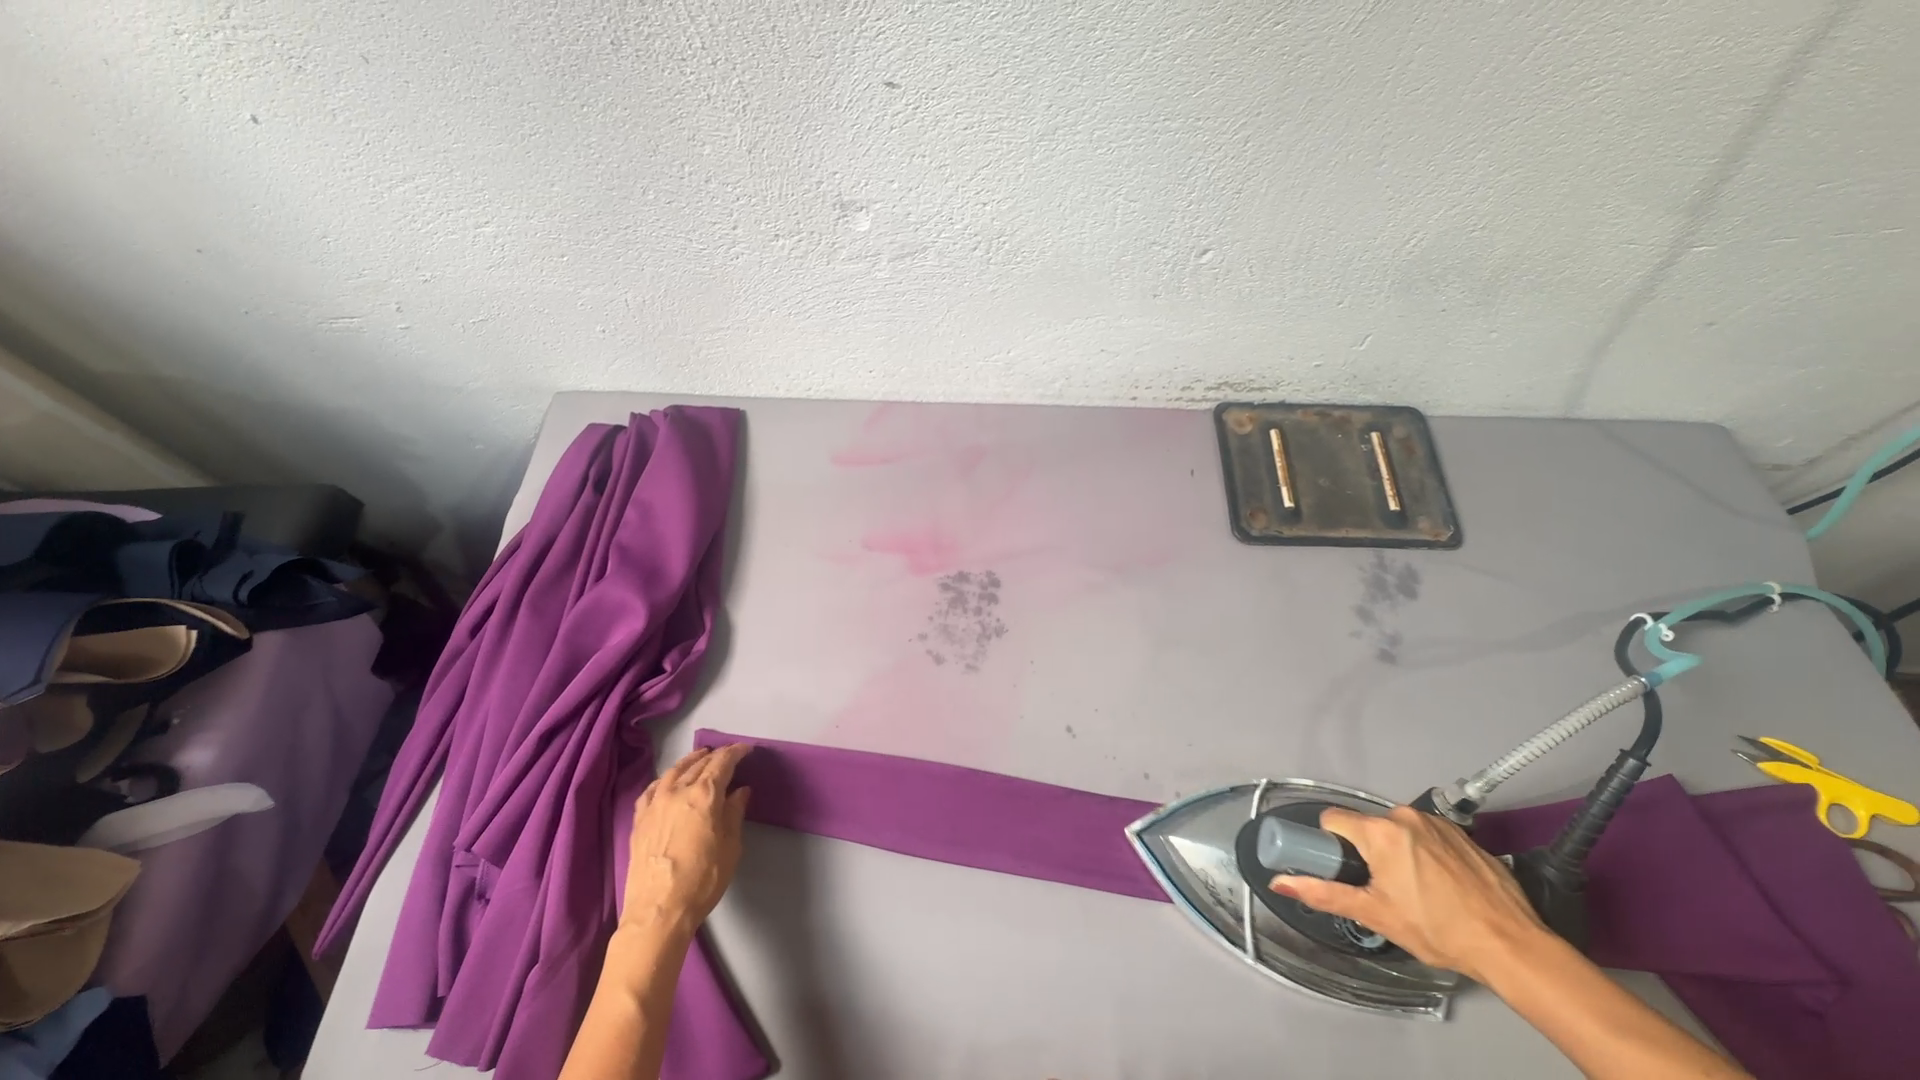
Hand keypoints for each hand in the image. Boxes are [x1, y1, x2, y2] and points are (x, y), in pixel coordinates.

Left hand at [622, 743, 752, 934]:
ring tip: (699, 758)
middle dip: (715, 756)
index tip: (746, 749)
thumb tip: (740, 791)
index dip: (736, 753)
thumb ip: (734, 814)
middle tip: (727, 754)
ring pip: (673, 772)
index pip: (722, 763)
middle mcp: (677, 791)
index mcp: (704, 795)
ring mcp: (655, 804)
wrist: (659, 910)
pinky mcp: (639, 820)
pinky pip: (652, 790)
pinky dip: (664, 781)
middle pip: (698, 764)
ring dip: (689, 762)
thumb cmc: (703, 879)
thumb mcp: (730, 847)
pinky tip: (667, 783)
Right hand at [1269, 805, 1545, 981]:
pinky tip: (1440, 886)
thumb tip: (1280, 882)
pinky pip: (1428, 836)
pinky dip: (1425, 854)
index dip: (1329, 845)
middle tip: (1381, 889)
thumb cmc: (1438, 930)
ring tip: (1415, 891)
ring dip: (1397, 853)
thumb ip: (1324, 893)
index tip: (1342, 871)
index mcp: (1381, 832)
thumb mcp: (1375, 914)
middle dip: (1366, 853)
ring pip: (1398, 831)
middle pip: (1367, 826)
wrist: (1510, 944)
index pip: (1332, 819)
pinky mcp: (1464, 834)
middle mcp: (1407, 817)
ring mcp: (1439, 823)